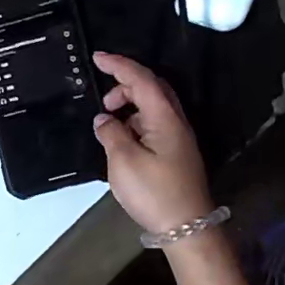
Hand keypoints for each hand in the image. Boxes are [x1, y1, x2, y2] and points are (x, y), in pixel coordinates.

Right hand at [91, 52, 214, 236]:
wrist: (187, 227)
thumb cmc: (154, 193)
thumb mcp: (123, 162)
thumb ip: (111, 133)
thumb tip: (104, 119)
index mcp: (164, 117)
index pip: (141, 79)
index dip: (119, 65)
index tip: (97, 57)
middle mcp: (176, 122)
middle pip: (152, 89)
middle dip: (125, 85)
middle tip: (103, 99)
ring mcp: (179, 138)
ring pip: (153, 108)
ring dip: (130, 107)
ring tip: (109, 124)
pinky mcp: (176, 153)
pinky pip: (154, 125)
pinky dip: (135, 123)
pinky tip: (122, 141)